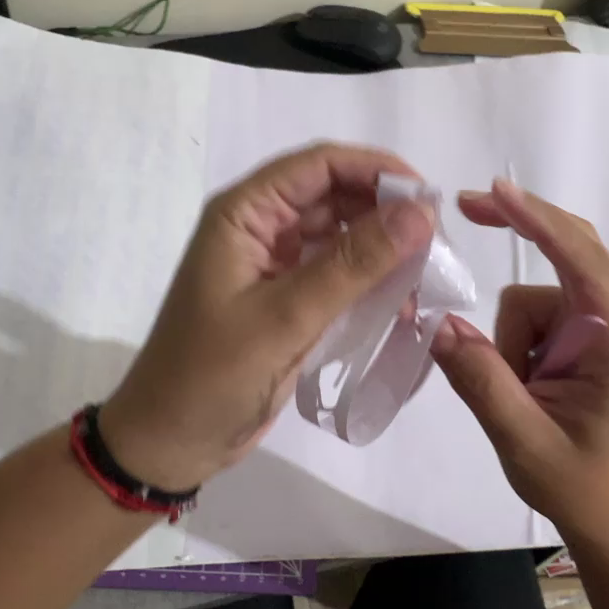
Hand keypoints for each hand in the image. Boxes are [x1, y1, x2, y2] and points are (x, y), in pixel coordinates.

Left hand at [101, 143, 435, 491]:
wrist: (169, 443)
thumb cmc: (211, 375)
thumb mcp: (285, 317)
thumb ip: (353, 263)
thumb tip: (420, 213)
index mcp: (244, 214)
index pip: (318, 165)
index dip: (376, 170)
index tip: (430, 201)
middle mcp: (260, 227)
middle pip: (334, 195)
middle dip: (386, 211)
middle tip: (439, 243)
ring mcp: (274, 263)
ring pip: (340, 234)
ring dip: (383, 247)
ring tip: (430, 271)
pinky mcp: (287, 298)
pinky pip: (337, 272)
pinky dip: (371, 281)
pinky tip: (405, 299)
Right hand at [429, 179, 608, 536]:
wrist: (603, 511)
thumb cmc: (576, 482)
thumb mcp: (522, 439)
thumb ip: (482, 382)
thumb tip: (440, 326)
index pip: (583, 262)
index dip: (540, 222)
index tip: (498, 193)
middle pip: (570, 247)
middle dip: (521, 225)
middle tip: (467, 206)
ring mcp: (595, 327)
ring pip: (530, 295)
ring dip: (509, 337)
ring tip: (518, 392)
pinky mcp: (576, 337)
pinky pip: (528, 314)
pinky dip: (511, 341)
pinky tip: (521, 381)